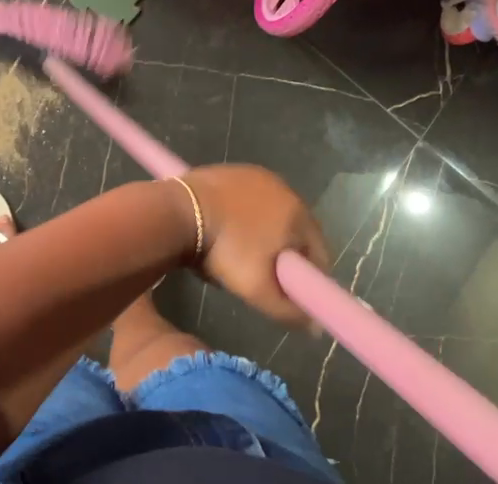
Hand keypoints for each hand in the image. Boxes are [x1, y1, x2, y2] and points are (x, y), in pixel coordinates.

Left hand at [180, 165, 330, 327]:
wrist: (178, 213)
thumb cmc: (224, 251)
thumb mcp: (259, 292)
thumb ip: (291, 312)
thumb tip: (315, 327)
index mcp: (298, 212)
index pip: (319, 253)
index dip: (308, 278)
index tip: (289, 292)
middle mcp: (282, 187)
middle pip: (295, 231)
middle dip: (284, 254)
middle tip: (263, 275)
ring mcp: (254, 174)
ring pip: (270, 214)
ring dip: (263, 233)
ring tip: (241, 253)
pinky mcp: (230, 170)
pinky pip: (247, 199)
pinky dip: (243, 215)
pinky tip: (226, 229)